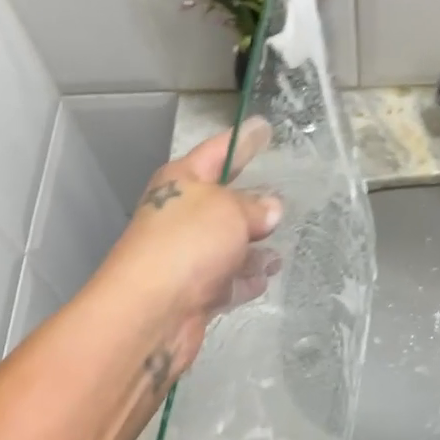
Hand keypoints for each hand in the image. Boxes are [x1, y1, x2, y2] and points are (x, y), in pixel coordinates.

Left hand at [93, 118, 281, 389]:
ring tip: (283, 248)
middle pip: (224, 202)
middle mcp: (182, 217)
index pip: (216, 152)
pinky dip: (247, 279)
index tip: (264, 127)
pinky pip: (229, 280)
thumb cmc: (186, 245)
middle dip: (253, 201)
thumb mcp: (228, 210)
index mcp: (181, 182)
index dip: (241, 140)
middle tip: (286, 196)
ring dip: (254, 247)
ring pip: (229, 245)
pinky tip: (267, 277)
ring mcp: (188, 258)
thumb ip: (254, 206)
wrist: (152, 312)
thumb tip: (270, 208)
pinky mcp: (197, 294)